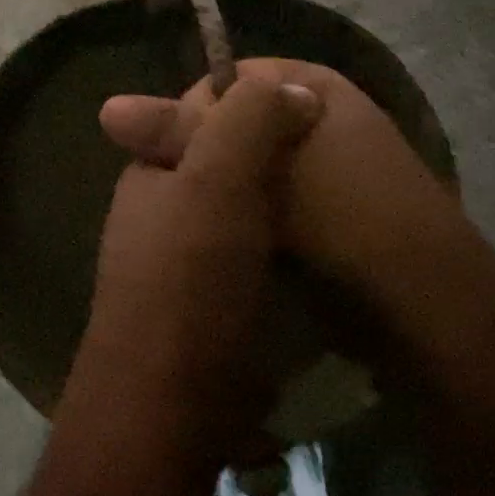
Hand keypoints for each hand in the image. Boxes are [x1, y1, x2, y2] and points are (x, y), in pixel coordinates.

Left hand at [82, 75, 321, 442]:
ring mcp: (191, 267)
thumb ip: (249, 119)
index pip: (202, 116)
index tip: (308, 109)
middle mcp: (165, 214)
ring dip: (288, 213)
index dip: (252, 106)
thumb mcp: (218, 177)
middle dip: (276, 161)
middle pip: (231, 167)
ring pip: (250, 218)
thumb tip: (294, 88)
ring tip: (341, 205)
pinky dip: (290, 256)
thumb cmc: (192, 278)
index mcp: (153, 173)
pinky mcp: (219, 312)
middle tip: (333, 160)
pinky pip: (261, 264)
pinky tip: (326, 256)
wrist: (176, 407)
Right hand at [99, 58, 465, 300]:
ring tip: (197, 228)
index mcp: (314, 86)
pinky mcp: (330, 219)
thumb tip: (107, 107)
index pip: (229, 82)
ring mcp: (331, 171)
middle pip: (239, 128)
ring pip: (253, 173)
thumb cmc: (341, 213)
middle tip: (180, 202)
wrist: (424, 303)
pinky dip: (251, 223)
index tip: (167, 160)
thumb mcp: (257, 166)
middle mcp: (323, 119)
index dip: (189, 114)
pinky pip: (274, 208)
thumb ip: (184, 135)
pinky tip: (230, 249)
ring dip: (227, 196)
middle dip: (207, 160)